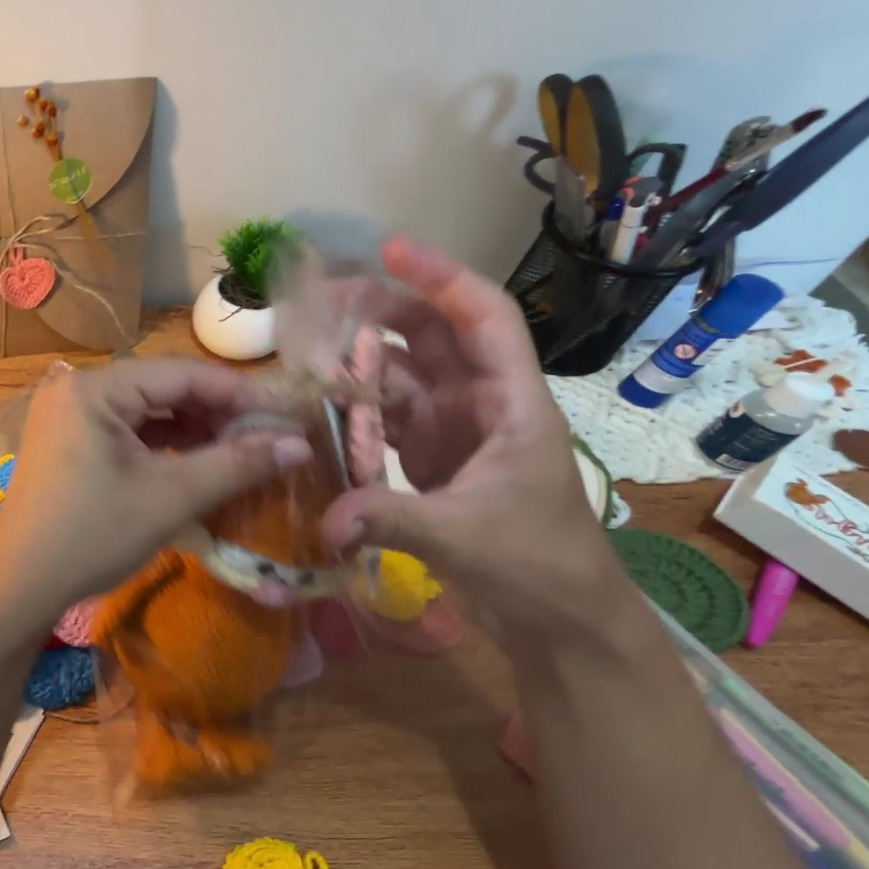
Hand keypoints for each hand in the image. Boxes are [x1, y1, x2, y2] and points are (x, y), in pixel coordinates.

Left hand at [0, 358, 312, 641]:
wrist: (19, 586)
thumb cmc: (91, 537)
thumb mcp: (169, 498)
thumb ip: (236, 464)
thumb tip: (300, 444)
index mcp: (93, 389)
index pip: (180, 373)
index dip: (238, 394)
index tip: (288, 418)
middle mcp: (75, 390)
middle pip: (161, 387)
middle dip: (216, 413)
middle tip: (268, 440)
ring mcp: (66, 416)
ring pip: (144, 410)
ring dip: (192, 429)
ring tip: (241, 453)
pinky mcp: (66, 442)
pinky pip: (124, 430)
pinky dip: (162, 445)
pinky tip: (197, 462)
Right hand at [321, 239, 632, 641]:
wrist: (558, 617)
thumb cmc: (538, 567)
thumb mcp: (464, 539)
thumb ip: (391, 519)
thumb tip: (326, 521)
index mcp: (512, 405)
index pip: (484, 320)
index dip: (442, 278)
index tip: (391, 251)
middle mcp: (482, 404)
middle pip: (435, 334)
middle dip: (385, 309)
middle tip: (325, 299)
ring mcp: (453, 429)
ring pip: (405, 372)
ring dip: (362, 358)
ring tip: (310, 349)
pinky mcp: (428, 455)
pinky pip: (387, 414)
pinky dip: (355, 404)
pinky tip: (321, 401)